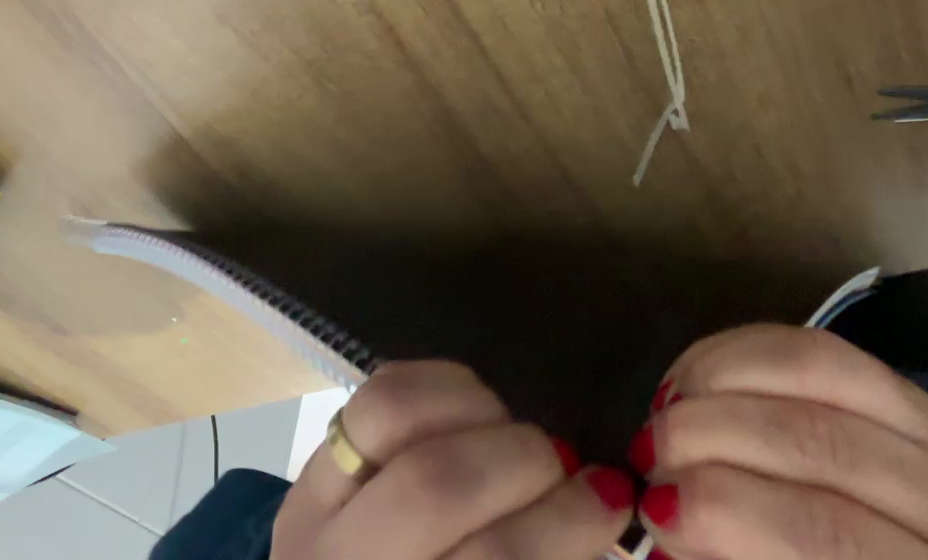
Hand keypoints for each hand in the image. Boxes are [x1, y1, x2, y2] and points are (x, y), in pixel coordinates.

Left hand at [274, 361, 636, 559]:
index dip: (559, 527)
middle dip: (523, 461)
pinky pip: (378, 393)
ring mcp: (314, 507)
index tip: (613, 499)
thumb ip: (534, 552)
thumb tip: (601, 500)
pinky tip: (479, 406)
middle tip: (567, 463)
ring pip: (393, 417)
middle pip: (436, 486)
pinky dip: (443, 384)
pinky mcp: (314, 458)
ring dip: (478, 412)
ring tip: (515, 433)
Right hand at [629, 325, 927, 559]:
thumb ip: (726, 555)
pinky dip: (737, 353)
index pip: (831, 536)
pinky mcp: (908, 389)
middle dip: (710, 437)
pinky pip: (812, 346)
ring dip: (717, 383)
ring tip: (665, 410)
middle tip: (647, 452)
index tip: (654, 507)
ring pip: (816, 374)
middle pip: (819, 445)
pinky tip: (695, 380)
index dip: (728, 511)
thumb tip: (663, 515)